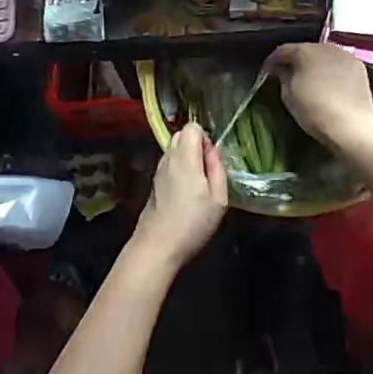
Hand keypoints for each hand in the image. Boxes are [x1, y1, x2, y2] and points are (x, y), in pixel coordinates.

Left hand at [132, 123, 228, 266]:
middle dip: (196, 145)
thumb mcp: (218, 199)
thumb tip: (213, 149)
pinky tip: (186, 192)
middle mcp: (167, 159)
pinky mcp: (154, 182)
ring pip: (173, 149)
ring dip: (187, 158)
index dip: (205, 138)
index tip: (212, 161)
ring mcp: (158, 170)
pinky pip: (168, 164)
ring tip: (198, 184)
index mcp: (184, 159)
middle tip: (207, 172)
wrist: (158, 246)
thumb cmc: (192, 224)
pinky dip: (178, 168)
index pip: (191, 127)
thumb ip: (217, 168)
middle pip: (180, 135)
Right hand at [268, 42, 372, 148]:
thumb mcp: (289, 96)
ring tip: (309, 79)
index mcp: (304, 52)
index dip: (272, 61)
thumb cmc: (314, 110)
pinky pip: (338, 63)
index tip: (268, 72)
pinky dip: (330, 69)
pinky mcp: (358, 66)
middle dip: (295, 60)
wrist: (351, 124)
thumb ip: (283, 77)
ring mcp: (345, 55)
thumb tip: (283, 69)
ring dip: (314, 63)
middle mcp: (325, 47)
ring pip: (323, 55)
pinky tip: (328, 83)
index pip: (282, 50)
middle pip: (305, 49)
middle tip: (287, 74)